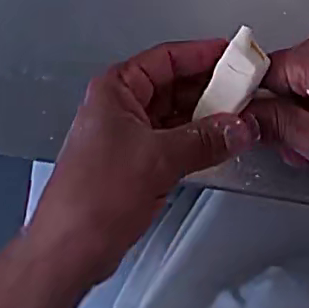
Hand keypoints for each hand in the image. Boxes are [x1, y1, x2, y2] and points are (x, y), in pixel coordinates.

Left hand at [26, 39, 257, 281]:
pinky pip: (173, 138)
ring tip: (236, 118)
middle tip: (241, 89)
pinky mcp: (135, 160)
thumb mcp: (157, 159)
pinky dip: (196, 140)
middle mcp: (120, 105)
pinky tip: (218, 144)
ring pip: (175, 113)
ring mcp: (127, 133)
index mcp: (116, 89)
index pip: (166, 58)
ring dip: (205, 117)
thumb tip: (236, 127)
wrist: (67, 253)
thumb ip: (204, 140)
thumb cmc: (90, 198)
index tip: (230, 55)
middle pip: (173, 84)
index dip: (201, 54)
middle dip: (209, 89)